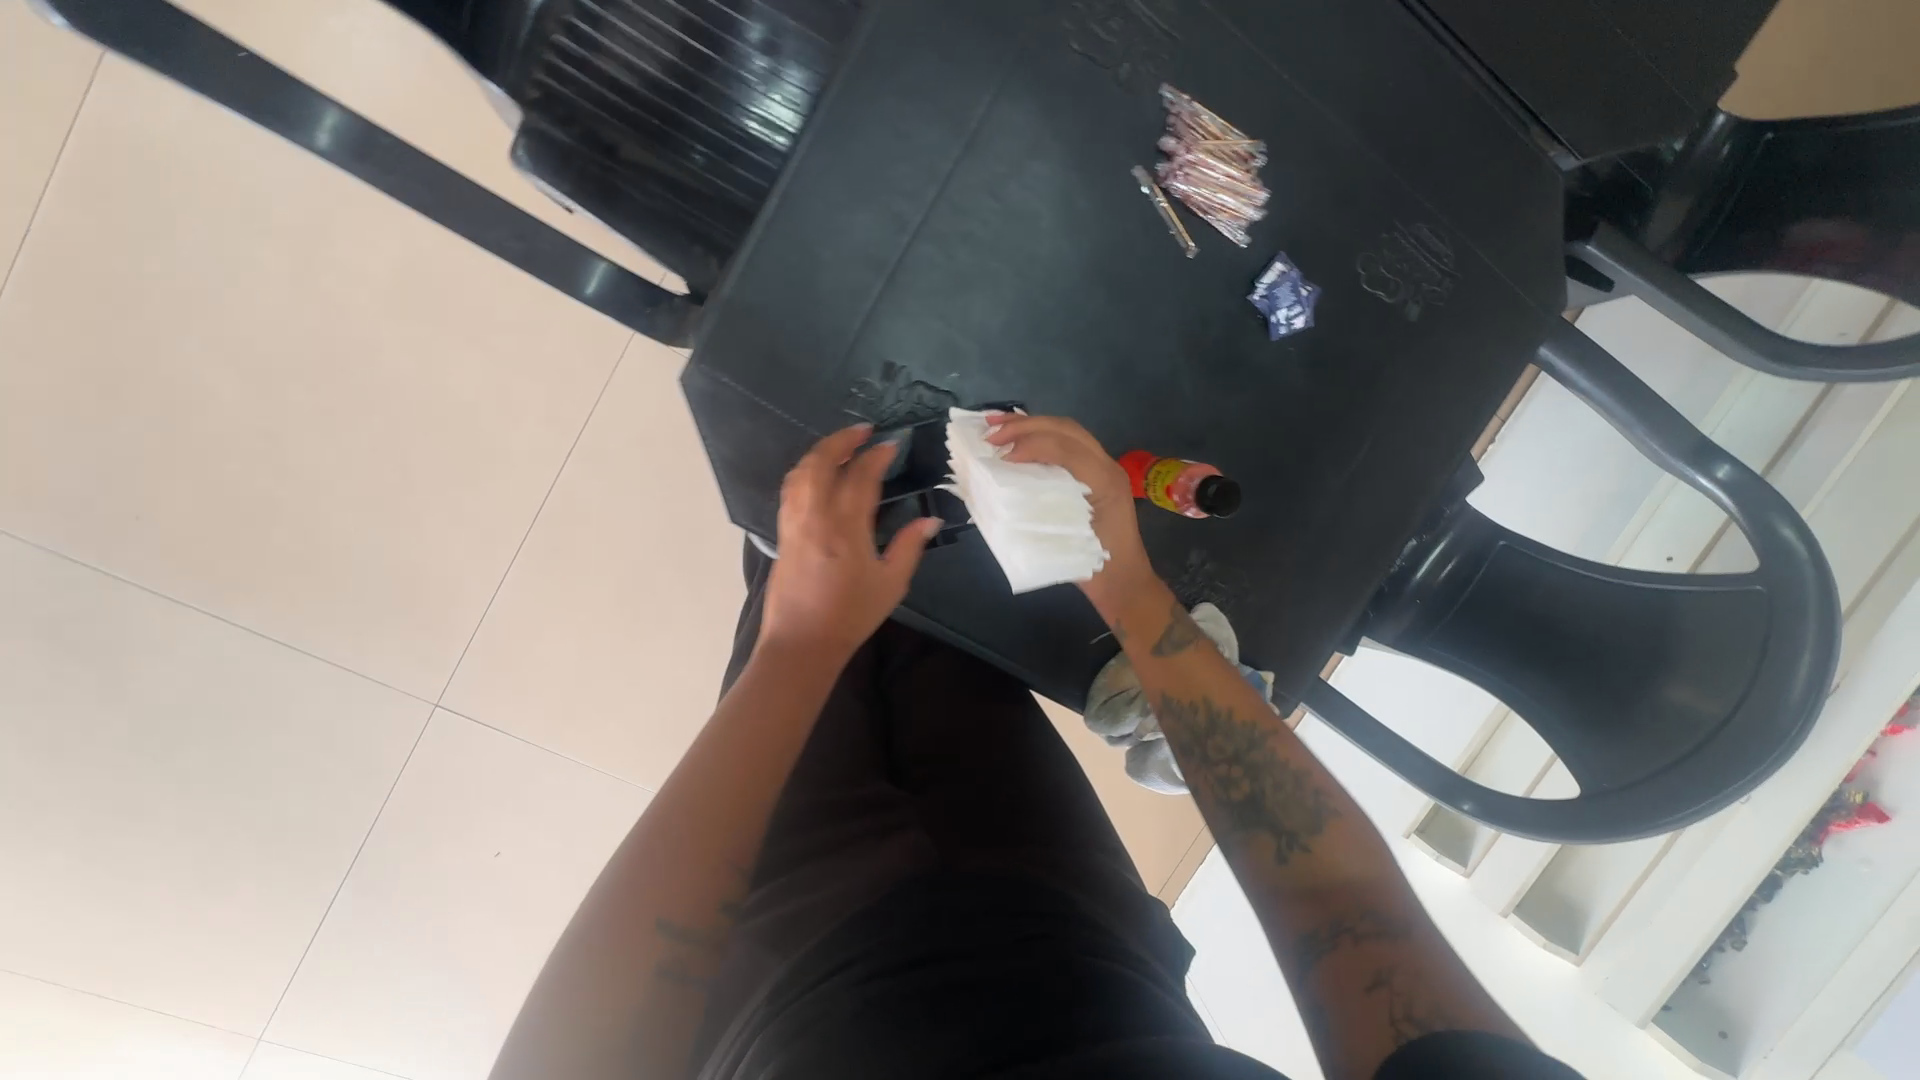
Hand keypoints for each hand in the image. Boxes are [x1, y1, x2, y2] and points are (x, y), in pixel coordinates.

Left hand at [760, 424, 940, 660]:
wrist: (803, 641)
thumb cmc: (851, 615)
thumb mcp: (891, 583)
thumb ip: (909, 547)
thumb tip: (930, 521)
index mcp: (846, 527)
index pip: (861, 477)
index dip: (876, 456)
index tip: (891, 445)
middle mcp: (816, 517)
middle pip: (822, 463)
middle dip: (842, 441)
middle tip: (862, 432)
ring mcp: (795, 523)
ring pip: (801, 472)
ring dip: (820, 452)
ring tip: (840, 446)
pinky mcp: (783, 533)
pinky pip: (790, 490)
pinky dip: (804, 472)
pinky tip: (816, 475)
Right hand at [983, 413, 1157, 608]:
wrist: (1124, 580)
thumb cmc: (1093, 567)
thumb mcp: (1063, 541)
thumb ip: (1037, 510)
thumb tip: (998, 486)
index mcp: (1103, 482)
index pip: (1065, 448)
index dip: (1030, 445)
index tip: (1000, 456)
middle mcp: (1107, 466)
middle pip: (1065, 429)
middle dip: (1026, 425)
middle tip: (990, 433)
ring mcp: (1105, 466)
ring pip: (1067, 431)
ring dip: (1032, 425)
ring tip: (997, 426)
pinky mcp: (1097, 471)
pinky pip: (1069, 443)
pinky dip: (1041, 436)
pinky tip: (1018, 440)